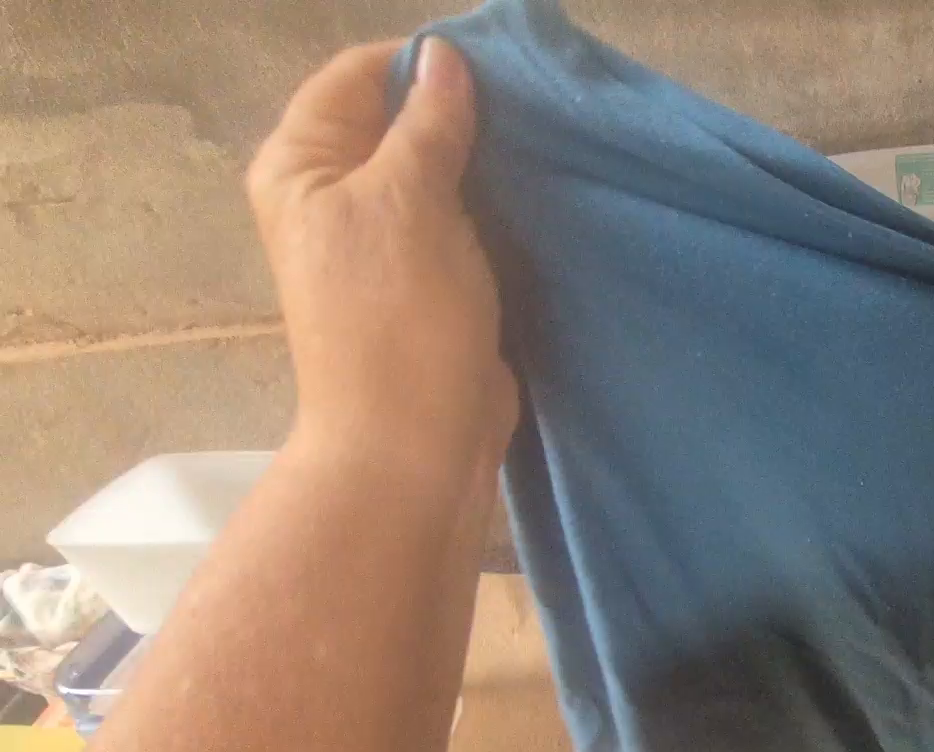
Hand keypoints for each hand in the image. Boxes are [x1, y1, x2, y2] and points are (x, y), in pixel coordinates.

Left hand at [247, 38, 514, 479]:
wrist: (418, 434)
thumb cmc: (400, 318)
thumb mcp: (408, 208)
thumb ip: (427, 130)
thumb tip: (447, 57)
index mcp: (305, 165)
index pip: (360, 80)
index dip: (425, 67)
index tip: (503, 72)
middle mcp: (343, 197)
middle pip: (403, 129)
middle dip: (465, 120)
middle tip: (538, 119)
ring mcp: (393, 245)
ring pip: (445, 183)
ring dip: (491, 172)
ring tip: (549, 160)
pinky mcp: (438, 284)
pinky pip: (470, 231)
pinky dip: (502, 217)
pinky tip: (543, 210)